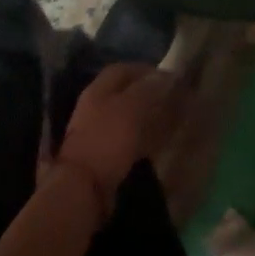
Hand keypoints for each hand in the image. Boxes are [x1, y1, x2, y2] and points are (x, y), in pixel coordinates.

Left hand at [58, 63, 182, 191]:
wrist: (82, 186)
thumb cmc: (106, 140)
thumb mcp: (130, 109)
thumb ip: (147, 89)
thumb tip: (165, 75)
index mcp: (97, 90)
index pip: (121, 69)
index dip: (144, 70)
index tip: (168, 77)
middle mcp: (94, 107)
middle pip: (123, 93)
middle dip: (147, 93)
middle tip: (171, 99)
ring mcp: (95, 131)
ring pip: (125, 116)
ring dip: (145, 116)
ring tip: (169, 121)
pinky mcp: (101, 154)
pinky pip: (125, 139)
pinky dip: (141, 138)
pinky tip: (156, 144)